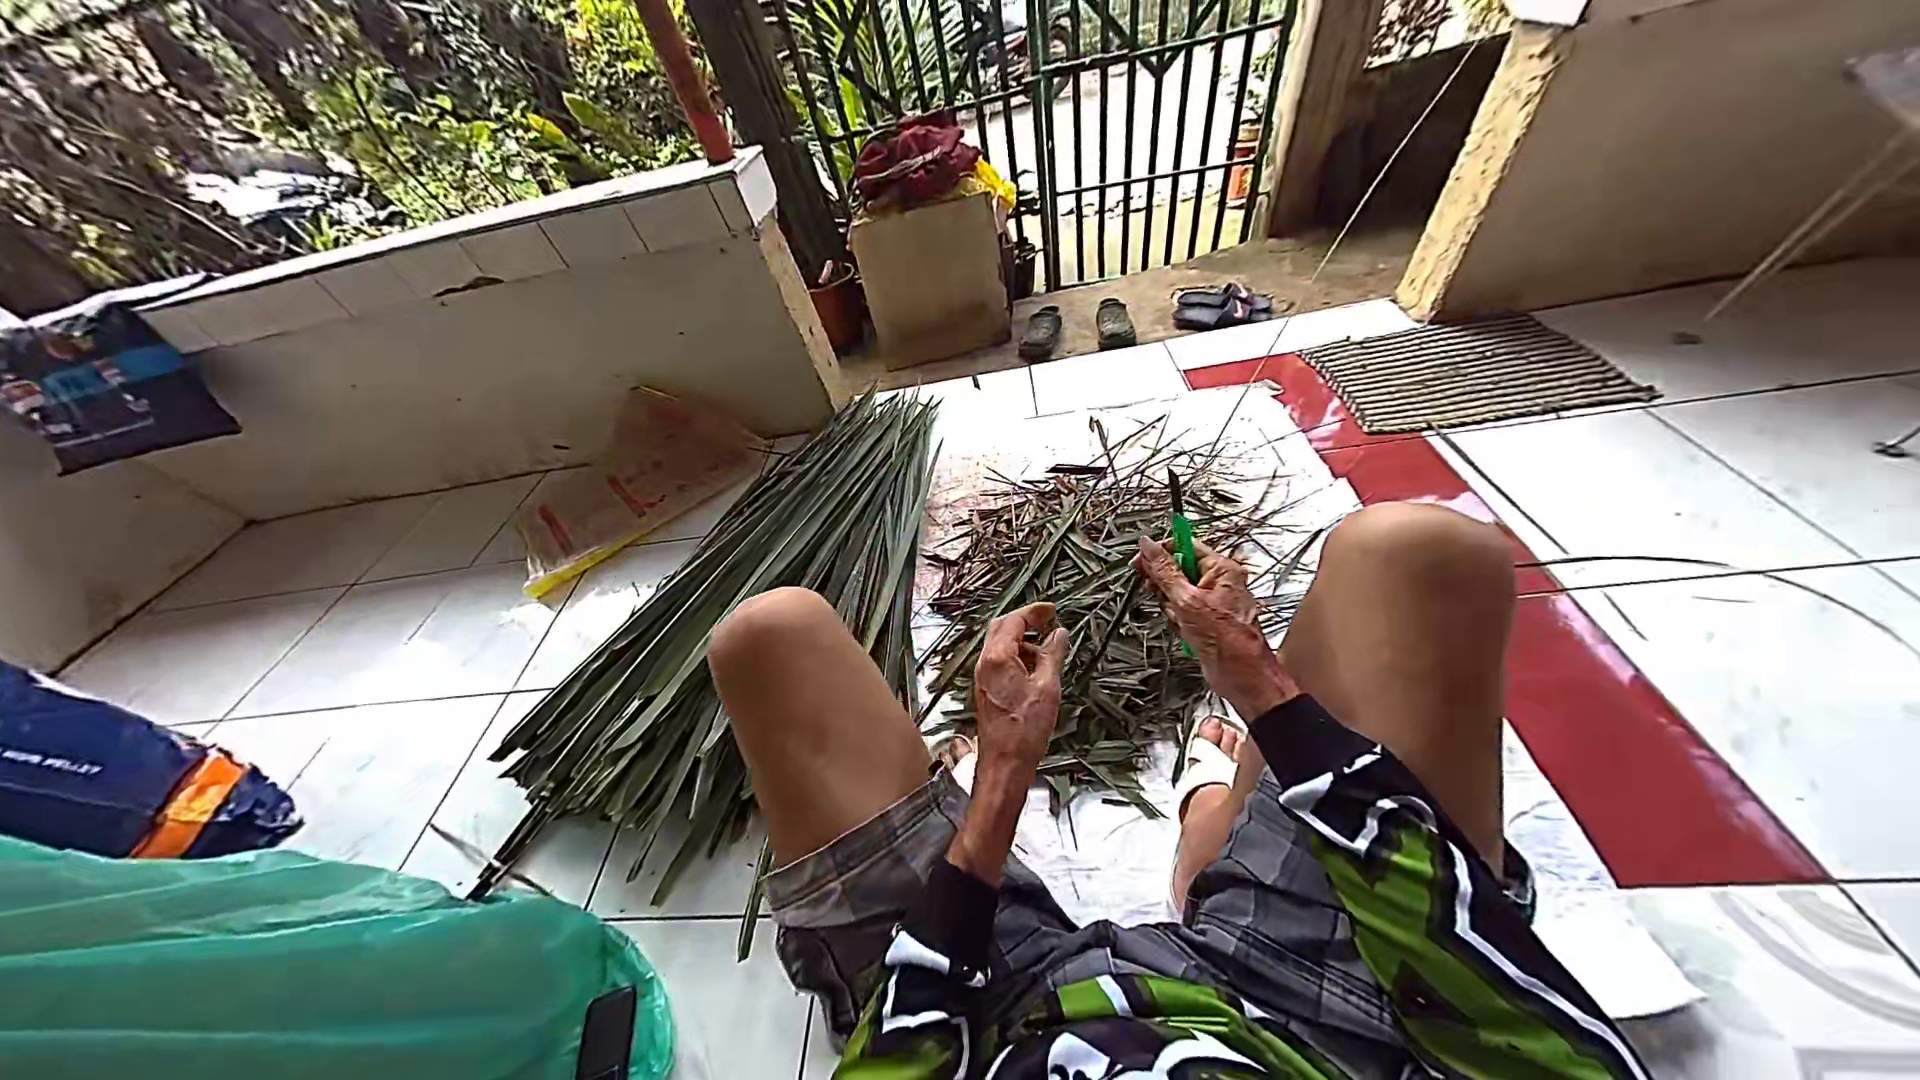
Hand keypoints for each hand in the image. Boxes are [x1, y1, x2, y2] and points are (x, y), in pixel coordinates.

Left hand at [971, 601, 1068, 780]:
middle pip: (1002, 628)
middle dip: (1026, 621)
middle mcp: (985, 664)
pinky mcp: (987, 688)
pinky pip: (1001, 662)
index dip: (1034, 612)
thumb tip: (1060, 635)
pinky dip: (1018, 657)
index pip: (1014, 620)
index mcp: (997, 658)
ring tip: (1048, 651)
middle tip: (1047, 621)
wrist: (1005, 764)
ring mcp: (984, 676)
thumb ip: (1053, 656)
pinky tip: (1037, 670)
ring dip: (1024, 641)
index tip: (1050, 610)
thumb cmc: (1023, 732)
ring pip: (1001, 645)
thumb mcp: (1048, 688)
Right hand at [1134, 535, 1299, 720]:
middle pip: (1178, 568)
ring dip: (1170, 603)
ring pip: (1176, 591)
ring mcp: (1212, 602)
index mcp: (1222, 569)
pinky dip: (1176, 617)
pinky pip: (1181, 609)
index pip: (1185, 545)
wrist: (1241, 675)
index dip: (1161, 552)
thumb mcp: (1186, 600)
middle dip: (1165, 583)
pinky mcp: (1205, 619)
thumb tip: (1148, 547)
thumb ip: (1164, 571)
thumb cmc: (1227, 640)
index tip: (1142, 560)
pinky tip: (1182, 627)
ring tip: (1178, 616)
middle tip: (1158, 591)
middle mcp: (1219, 582)